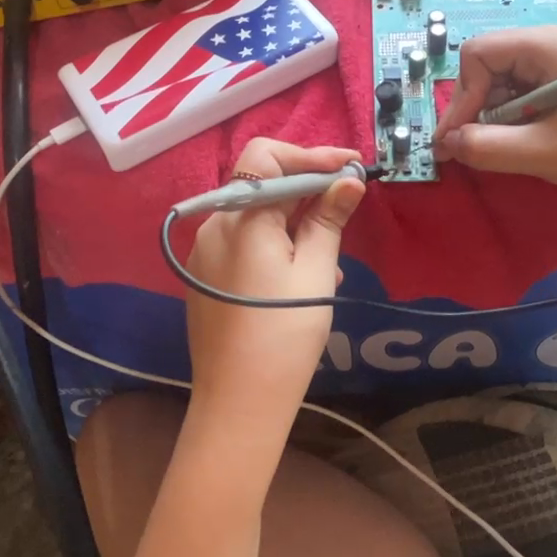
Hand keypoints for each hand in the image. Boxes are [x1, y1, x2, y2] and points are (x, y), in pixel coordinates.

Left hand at [184, 139, 364, 420]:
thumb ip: (329, 219)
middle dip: (307, 188)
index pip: (267, 156)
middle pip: (261, 185)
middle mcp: (214, 225)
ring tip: (331, 254)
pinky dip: (275, 243)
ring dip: (294, 220)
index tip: (351, 168)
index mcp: (240, 217)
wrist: (238, 401)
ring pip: (255, 217)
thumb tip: (348, 181)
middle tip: (347, 202)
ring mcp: (204, 252)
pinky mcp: (205, 277)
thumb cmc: (284, 334)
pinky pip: (244, 243)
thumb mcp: (315, 272)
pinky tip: (303, 274)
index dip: (311, 154)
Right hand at [434, 26, 556, 210]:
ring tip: (500, 149)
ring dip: (491, 117)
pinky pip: (519, 94)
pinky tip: (520, 143)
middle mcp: (545, 46)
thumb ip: (487, 147)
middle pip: (485, 67)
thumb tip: (448, 145)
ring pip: (499, 83)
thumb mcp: (541, 152)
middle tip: (468, 149)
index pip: (476, 55)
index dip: (461, 97)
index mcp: (543, 46)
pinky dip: (509, 120)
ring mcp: (555, 64)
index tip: (457, 139)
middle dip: (473, 108)